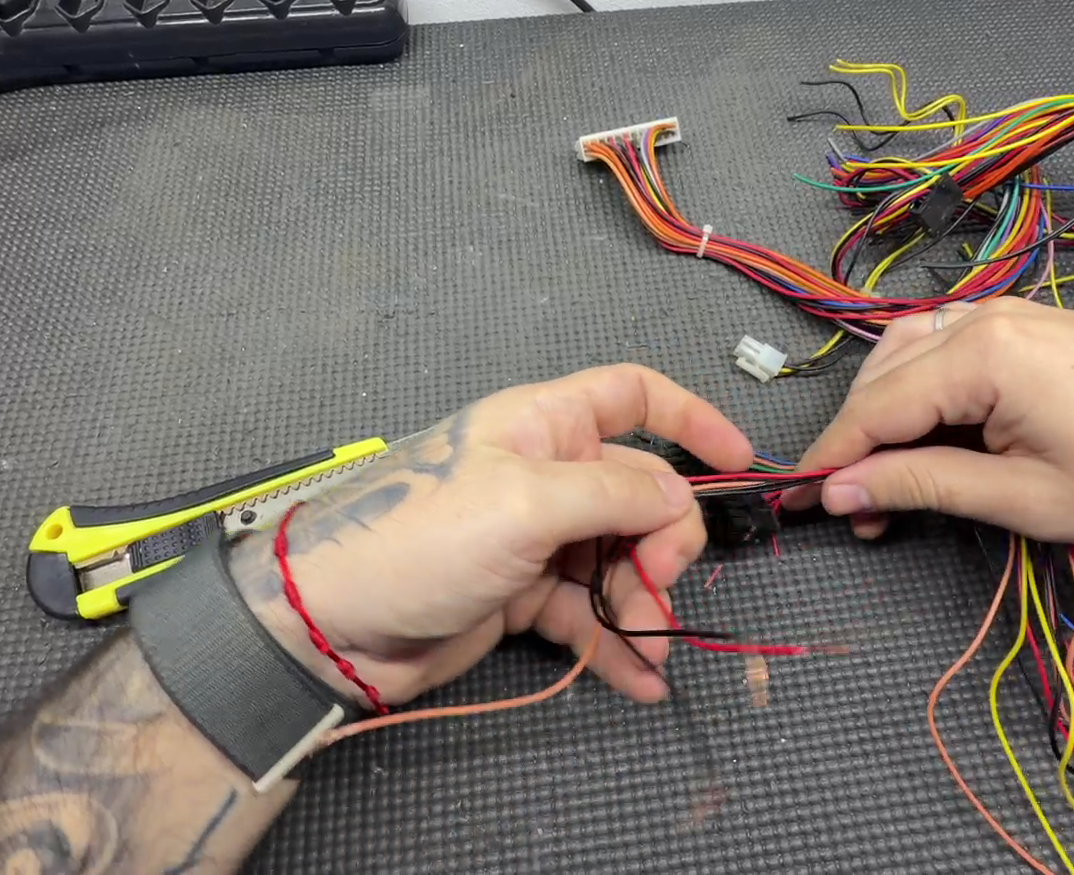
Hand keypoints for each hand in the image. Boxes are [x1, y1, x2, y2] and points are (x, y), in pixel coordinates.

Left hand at [229, 365, 753, 707]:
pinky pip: (587, 610)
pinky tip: (641, 678)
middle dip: (662, 540)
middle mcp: (548, 471)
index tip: (740, 458)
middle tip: (660, 584)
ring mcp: (539, 535)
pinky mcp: (525, 593)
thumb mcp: (526, 501)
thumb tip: (681, 500)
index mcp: (546, 423)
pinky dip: (615, 640)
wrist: (333, 624)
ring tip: (651, 643)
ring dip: (644, 599)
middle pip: (639, 491)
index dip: (691, 417)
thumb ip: (613, 495)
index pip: (633, 395)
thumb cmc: (427, 534)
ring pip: (619, 556)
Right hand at [786, 297, 1073, 557]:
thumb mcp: (1027, 498)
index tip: (799, 501)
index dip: (831, 457)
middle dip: (858, 440)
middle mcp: (981, 315)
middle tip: (858, 506)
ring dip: (886, 411)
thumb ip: (921, 485)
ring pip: (906, 354)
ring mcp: (1007, 311)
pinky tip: (934, 428)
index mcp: (978, 352)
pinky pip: (943, 346)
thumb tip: (837, 490)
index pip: (872, 407)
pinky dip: (922, 390)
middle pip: (881, 375)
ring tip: (892, 473)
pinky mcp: (1029, 322)